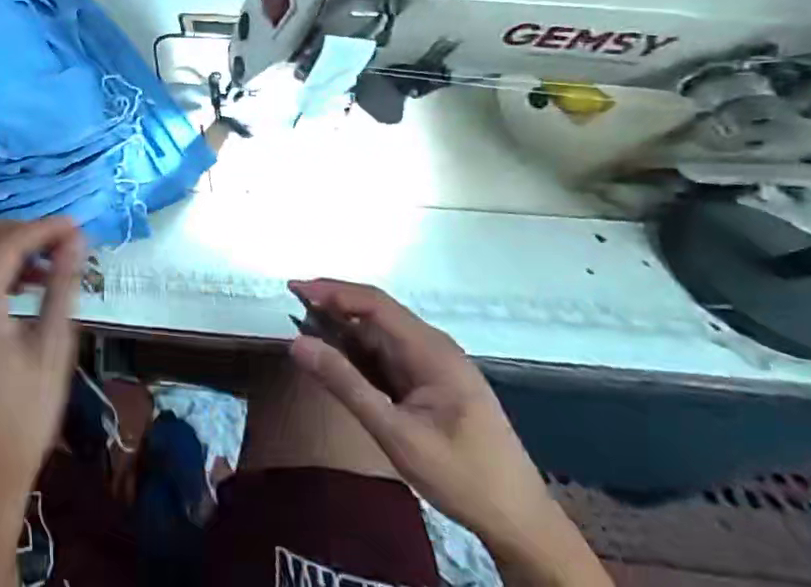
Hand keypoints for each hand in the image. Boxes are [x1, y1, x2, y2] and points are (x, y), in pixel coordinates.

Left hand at [0, 217, 86, 586]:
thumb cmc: (25, 415)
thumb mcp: (53, 346)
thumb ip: (61, 285)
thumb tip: (76, 240)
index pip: (10, 242)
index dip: (46, 228)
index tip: (79, 226)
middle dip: (27, 233)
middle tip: (66, 243)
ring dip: (12, 250)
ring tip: (52, 268)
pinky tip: (26, 288)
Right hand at [287, 279, 609, 586]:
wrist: (520, 521)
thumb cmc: (462, 476)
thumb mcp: (396, 433)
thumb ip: (346, 385)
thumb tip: (297, 343)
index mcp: (431, 350)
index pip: (374, 303)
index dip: (331, 290)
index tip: (293, 288)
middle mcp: (433, 347)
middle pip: (376, 313)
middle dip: (333, 305)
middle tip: (291, 307)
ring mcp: (434, 365)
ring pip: (380, 335)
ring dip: (343, 331)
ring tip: (304, 331)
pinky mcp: (431, 384)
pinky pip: (388, 356)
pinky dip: (358, 354)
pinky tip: (336, 360)